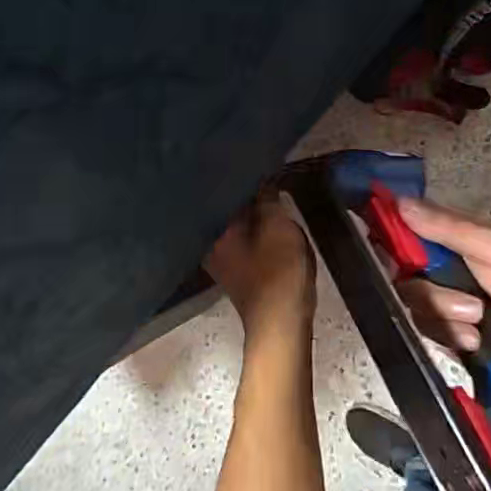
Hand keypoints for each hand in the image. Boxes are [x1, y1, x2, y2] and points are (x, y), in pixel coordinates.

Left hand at [206, 191, 315, 351]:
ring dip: (254, 216)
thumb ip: (267, 198)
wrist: (282, 324)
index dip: (239, 179)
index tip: (253, 166)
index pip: (219, 193)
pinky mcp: (236, 272)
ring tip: (270, 198)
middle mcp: (208, 244)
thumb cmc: (278, 271)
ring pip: (236, 227)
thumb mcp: (278, 225)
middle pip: (227, 211)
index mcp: (211, 230)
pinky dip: (256, 233)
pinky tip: (270, 226)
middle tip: (264, 179)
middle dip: (246, 197)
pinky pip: (244, 242)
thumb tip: (261, 182)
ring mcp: (221, 260)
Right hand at [392, 196, 490, 358]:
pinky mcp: (428, 330)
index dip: (387, 241)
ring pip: (406, 304)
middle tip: (468, 305)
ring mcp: (427, 301)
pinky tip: (470, 338)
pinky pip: (415, 329)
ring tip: (478, 321)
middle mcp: (428, 266)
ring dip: (444, 315)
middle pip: (395, 275)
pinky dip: (446, 334)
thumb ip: (452, 227)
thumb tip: (401, 204)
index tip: (397, 259)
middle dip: (429, 294)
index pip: (397, 231)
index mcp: (442, 239)